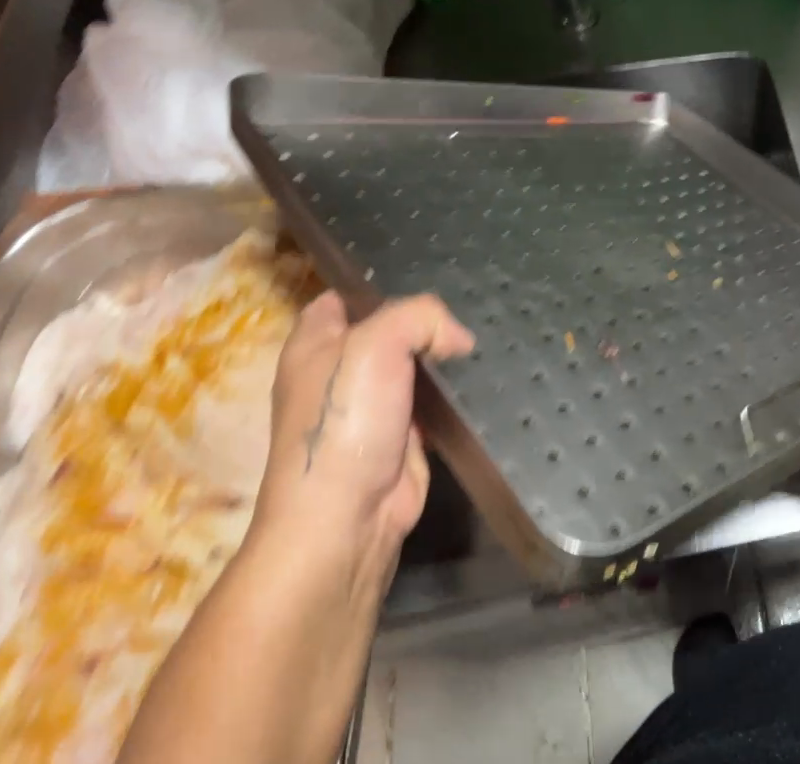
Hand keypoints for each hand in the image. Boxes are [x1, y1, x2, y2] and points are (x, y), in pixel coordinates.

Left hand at [252, 292, 474, 582]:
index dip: (378, 288)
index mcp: (313, 344)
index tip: (426, 282)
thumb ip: (420, 318)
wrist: (346, 517)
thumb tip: (458, 339)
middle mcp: (340, 372)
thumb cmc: (345, 421)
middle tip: (467, 313)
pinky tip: (484, 383)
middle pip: (390, 331)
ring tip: (486, 341)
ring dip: (447, 360)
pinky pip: (436, 404)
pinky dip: (457, 397)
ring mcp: (372, 408)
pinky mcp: (403, 438)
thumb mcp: (377, 343)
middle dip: (426, 324)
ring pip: (416, 367)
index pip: (343, 298)